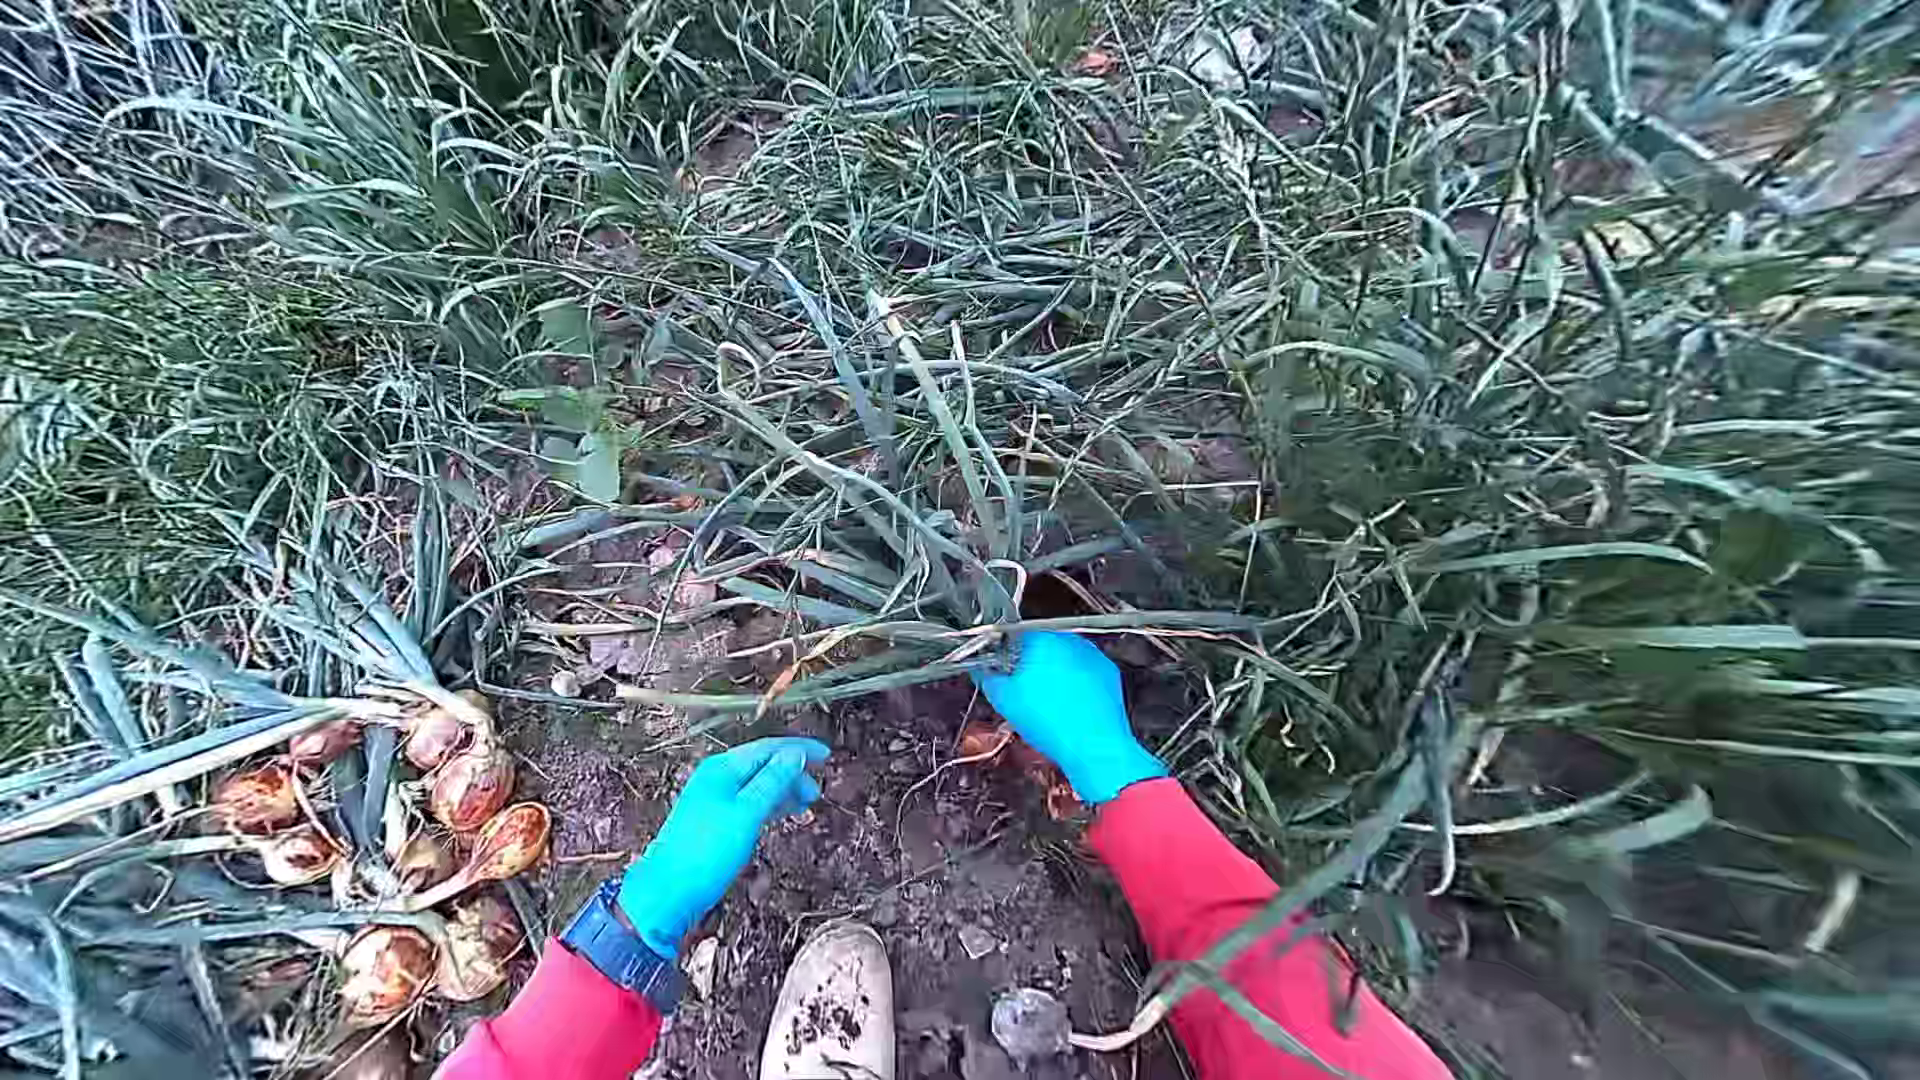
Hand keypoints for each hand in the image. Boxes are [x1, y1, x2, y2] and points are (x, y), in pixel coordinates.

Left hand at [617, 736, 828, 956]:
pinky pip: (750, 801)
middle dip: (793, 773)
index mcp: (722, 769)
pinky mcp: (714, 820)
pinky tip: (781, 814)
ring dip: (784, 790)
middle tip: (815, 791)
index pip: (769, 748)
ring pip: (759, 783)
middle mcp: (717, 778)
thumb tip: (795, 755)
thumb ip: (773, 780)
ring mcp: (714, 799)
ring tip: (804, 804)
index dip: (799, 750)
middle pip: (764, 764)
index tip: (825, 756)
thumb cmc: (704, 853)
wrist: (665, 896)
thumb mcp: (747, 812)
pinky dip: (770, 804)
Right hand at [973, 631, 1166, 803]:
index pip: (1016, 638)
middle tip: (1024, 691)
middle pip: (1041, 647)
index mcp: (1042, 640)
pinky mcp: (1108, 673)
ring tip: (1048, 703)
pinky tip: (1068, 706)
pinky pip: (1084, 673)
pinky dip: (1076, 685)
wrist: (1095, 746)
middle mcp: (1069, 641)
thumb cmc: (1053, 722)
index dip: (1007, 658)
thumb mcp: (1004, 700)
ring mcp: (1092, 656)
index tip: (1005, 674)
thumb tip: (984, 672)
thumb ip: (989, 677)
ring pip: (1064, 660)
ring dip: (1054, 674)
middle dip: (1032, 666)